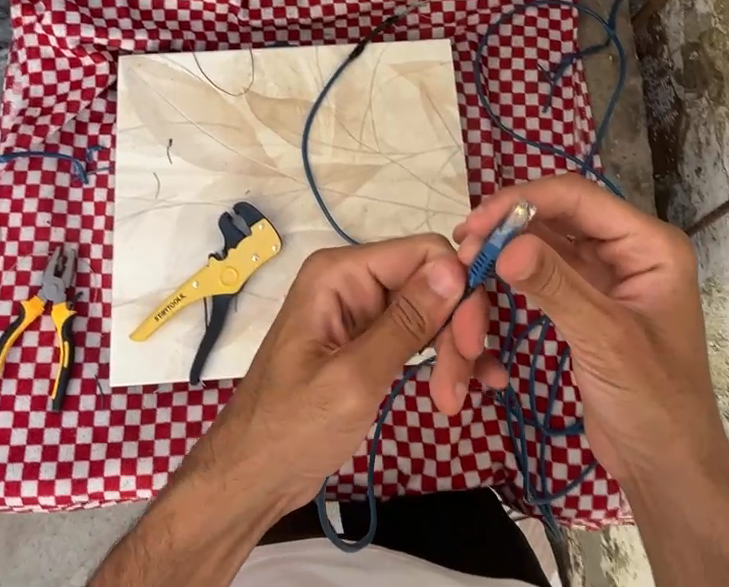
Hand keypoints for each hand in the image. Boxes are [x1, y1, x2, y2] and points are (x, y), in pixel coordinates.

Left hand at [197, 233, 491, 511]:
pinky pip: (420, 336)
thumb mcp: (354, 378)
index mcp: (340, 273)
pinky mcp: (371, 341)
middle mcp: (353, 281)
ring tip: (456, 400)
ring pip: (433, 311)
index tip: (473, 345)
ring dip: (454, 352)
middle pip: (433, 282)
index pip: (424, 253)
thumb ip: (406, 322)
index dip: (459, 291)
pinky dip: (446, 358)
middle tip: (462, 386)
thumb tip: (455, 268)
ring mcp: (363, 311)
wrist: (255, 476)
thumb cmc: (292, 428)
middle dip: (456, 330)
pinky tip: (473, 386)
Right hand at [443, 174, 716, 477]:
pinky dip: (514, 271)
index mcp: (649, 244)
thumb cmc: (654, 403)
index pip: (578, 198)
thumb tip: (504, 248)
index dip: (523, 201)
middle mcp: (628, 249)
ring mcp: (606, 274)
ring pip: (546, 240)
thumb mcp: (605, 341)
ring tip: (467, 262)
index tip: (475, 225)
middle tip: (463, 246)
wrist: (667, 467)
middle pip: (558, 214)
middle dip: (509, 225)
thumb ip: (556, 288)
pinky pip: (544, 270)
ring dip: (507, 246)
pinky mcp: (585, 299)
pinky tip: (485, 278)